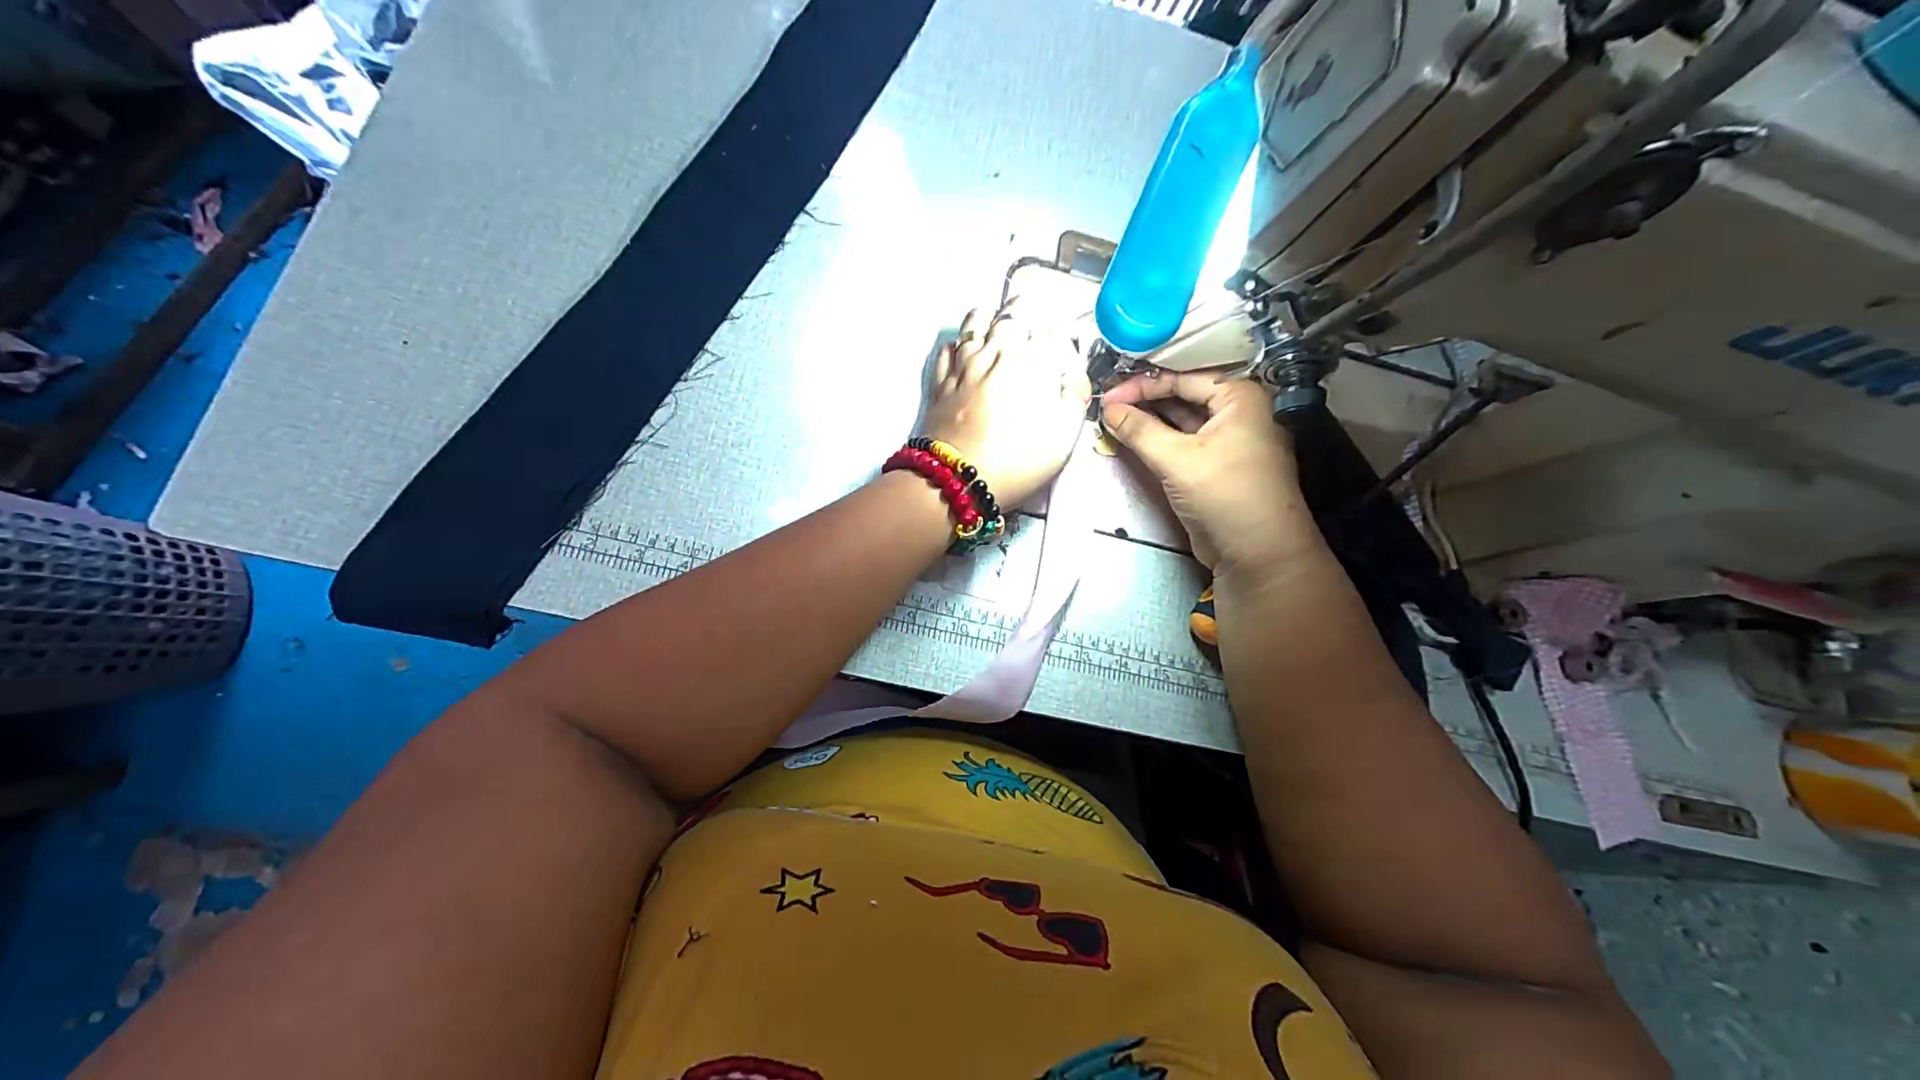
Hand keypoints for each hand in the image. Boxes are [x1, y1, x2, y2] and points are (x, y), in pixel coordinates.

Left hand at [922, 303, 1090, 509]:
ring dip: (987, 316)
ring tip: (993, 316)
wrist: (959, 478)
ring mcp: (963, 365)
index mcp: (1031, 360)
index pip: (1050, 332)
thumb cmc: (1017, 458)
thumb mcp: (1064, 433)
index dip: (1061, 335)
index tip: (1066, 342)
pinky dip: (957, 342)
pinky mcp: (941, 383)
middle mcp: (995, 352)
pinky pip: (947, 350)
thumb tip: (1075, 375)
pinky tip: (961, 347)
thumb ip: (1075, 396)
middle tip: (1029, 311)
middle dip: (1023, 311)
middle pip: (1009, 317)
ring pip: (973, 324)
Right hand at [1101, 371, 1314, 574]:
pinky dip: (1159, 442)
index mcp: (1240, 398)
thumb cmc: (1227, 495)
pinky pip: (1184, 444)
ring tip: (1114, 419)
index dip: (1143, 385)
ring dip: (1149, 421)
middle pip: (1184, 396)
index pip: (1184, 378)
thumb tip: (1109, 410)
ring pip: (1182, 421)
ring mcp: (1229, 442)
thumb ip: (1139, 430)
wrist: (1259, 554)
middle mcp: (1238, 414)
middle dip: (1145, 400)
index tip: (1108, 395)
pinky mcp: (1218, 467)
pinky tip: (1133, 440)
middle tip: (1108, 405)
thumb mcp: (1177, 459)